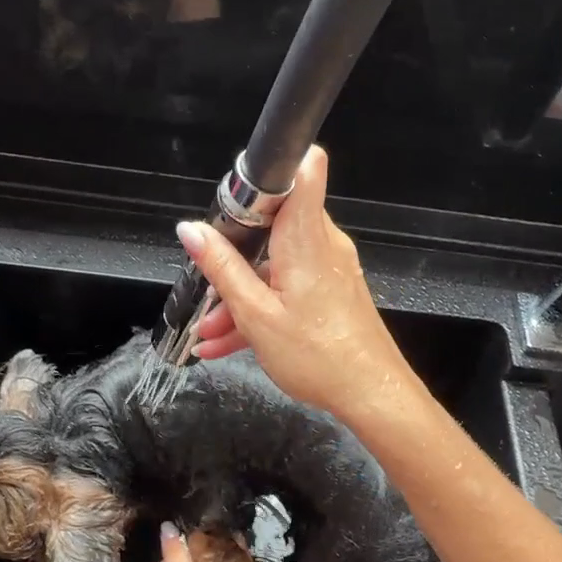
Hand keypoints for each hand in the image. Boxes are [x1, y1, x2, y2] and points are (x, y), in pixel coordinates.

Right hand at [177, 146, 415, 420]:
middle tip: (206, 285)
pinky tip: (226, 343)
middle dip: (233, 255)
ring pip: (274, 266)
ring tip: (208, 332)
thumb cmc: (319, 356)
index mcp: (305, 238)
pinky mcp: (331, 292)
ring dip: (239, 295)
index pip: (302, 168)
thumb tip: (192, 230)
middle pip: (273, 226)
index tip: (233, 199)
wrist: (370, 394)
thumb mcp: (255, 315)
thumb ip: (221, 269)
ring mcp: (328, 269)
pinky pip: (287, 289)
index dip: (268, 170)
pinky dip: (260, 309)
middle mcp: (322, 245)